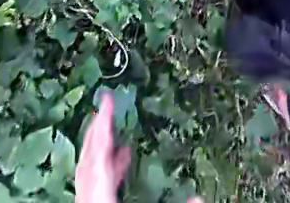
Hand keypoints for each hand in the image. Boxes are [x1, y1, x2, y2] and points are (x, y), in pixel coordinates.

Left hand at [76, 90, 202, 202]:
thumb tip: (201, 194)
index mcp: (100, 194)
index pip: (99, 152)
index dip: (103, 122)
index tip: (106, 98)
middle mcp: (89, 195)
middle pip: (89, 157)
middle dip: (97, 130)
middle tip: (106, 106)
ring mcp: (88, 200)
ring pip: (90, 170)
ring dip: (102, 149)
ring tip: (118, 133)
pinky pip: (94, 184)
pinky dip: (106, 169)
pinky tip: (123, 162)